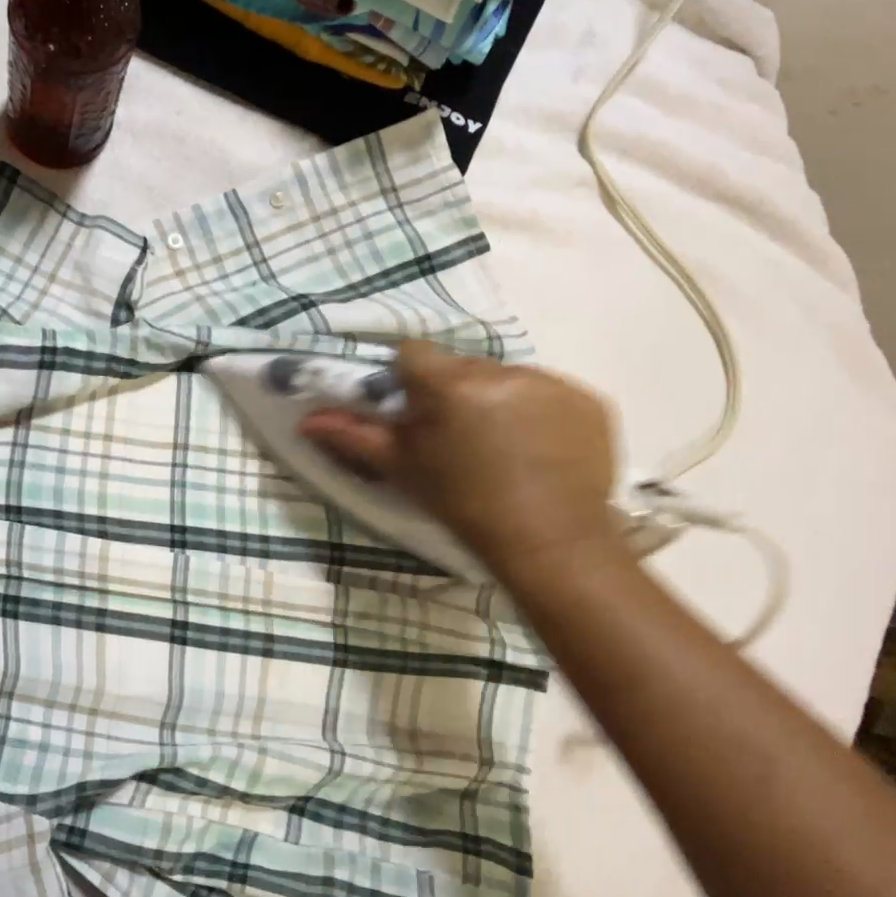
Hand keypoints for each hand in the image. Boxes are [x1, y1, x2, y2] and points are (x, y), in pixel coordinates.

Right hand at [299, 342, 618, 564]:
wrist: (551, 544)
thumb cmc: (463, 506)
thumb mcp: (403, 469)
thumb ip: (355, 436)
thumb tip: (307, 420)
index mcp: (450, 384)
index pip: (413, 353)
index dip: (407, 379)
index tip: (413, 413)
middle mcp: (502, 371)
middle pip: (460, 365)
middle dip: (452, 392)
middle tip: (453, 437)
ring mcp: (551, 382)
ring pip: (504, 378)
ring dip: (494, 401)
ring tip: (499, 447)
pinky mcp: (588, 399)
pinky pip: (547, 393)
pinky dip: (537, 413)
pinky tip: (536, 450)